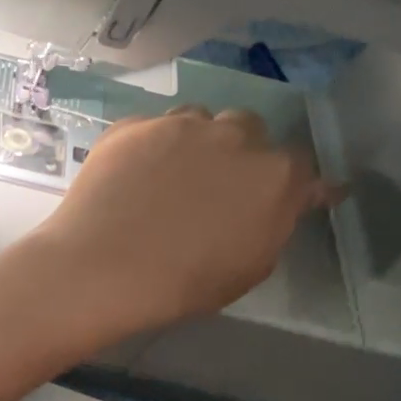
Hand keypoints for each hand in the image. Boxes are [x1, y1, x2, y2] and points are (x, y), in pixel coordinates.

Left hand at [23, 105, 334, 343]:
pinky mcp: (131, 125)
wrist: (103, 266)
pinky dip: (149, 145)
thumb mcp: (251, 265)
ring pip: (197, 119)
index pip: (297, 163)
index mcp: (274, 174)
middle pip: (247, 128)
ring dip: (194, 140)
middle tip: (215, 184)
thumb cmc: (185, 281)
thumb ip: (276, 220)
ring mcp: (178, 125)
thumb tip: (295, 196)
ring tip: (170, 174)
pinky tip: (132, 173)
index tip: (275, 194)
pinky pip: (150, 127)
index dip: (284, 180)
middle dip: (239, 150)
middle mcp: (231, 136)